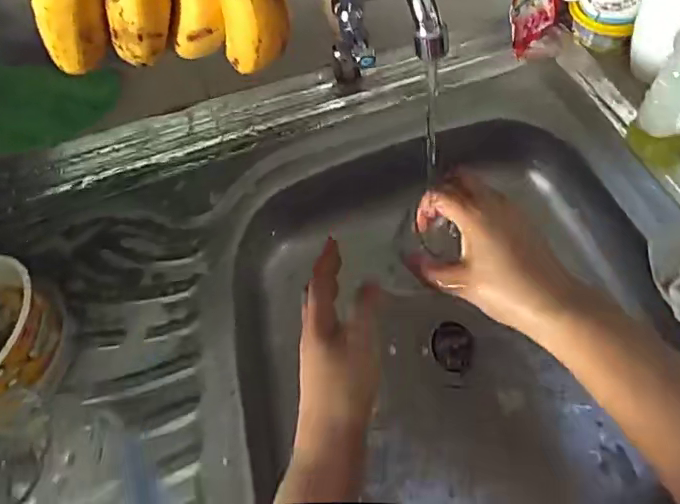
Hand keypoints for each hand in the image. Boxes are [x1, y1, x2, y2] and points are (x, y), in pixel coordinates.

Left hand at [295, 237, 380, 437]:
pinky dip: (333, 312)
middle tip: (336, 257)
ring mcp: (313, 355)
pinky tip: (347, 323)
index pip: (318, 283)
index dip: (326, 260)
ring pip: (317, 314)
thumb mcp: (362, 342)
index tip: (332, 240)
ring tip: (341, 282)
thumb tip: (368, 282)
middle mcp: (311, 335)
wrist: (330, 440)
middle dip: (324, 275)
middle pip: (313, 298)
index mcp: (317, 324)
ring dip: (327, 294)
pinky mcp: (322, 370)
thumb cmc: (346, 386)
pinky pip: (324, 327)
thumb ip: (366, 310)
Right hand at [409, 170, 596, 340]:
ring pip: (479, 185)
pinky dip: (478, 203)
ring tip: (453, 227)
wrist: (550, 299)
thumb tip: (410, 259)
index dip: (425, 206)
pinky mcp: (521, 215)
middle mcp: (492, 201)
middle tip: (434, 218)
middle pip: (461, 177)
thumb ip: (430, 269)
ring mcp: (510, 206)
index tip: (422, 228)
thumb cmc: (503, 291)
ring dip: (461, 195)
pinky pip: (493, 197)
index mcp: (473, 213)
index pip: (441, 192)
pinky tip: (477, 234)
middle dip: (443, 190)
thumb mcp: (461, 284)